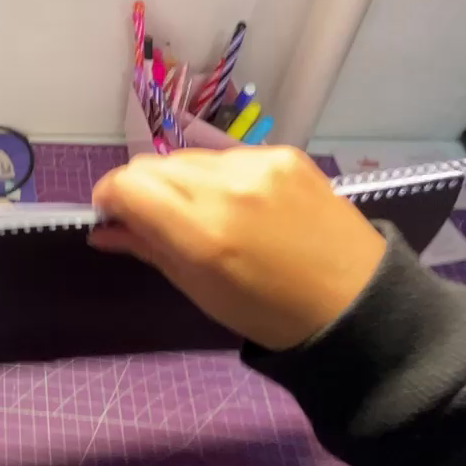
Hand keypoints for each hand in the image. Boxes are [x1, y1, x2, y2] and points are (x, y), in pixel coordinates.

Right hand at [90, 146, 385, 350]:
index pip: (125, 184)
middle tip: (157, 219)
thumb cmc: (270, 312)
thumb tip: (102, 230)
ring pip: (186, 157)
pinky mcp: (282, 153)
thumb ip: (146, 247)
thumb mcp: (199, 289)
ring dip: (181, 181)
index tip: (113, 215)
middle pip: (150, 165)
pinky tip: (244, 204)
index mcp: (200, 231)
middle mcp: (224, 186)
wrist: (362, 308)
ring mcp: (256, 164)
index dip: (108, 196)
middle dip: (142, 189)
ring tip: (208, 213)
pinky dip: (221, 175)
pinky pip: (227, 155)